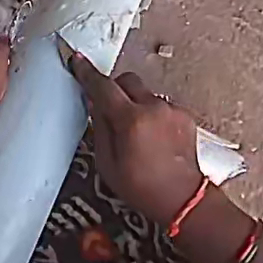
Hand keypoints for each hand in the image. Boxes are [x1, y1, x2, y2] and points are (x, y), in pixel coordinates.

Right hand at [70, 52, 202, 222]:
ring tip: (134, 132)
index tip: (78, 62)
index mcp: (131, 120)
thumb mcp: (107, 162)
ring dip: (134, 103)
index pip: (103, 87)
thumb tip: (95, 104)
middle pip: (127, 80)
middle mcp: (154, 109)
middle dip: (114, 89)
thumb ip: (99, 127)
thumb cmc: (141, 187)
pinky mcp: (184, 116)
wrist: (182, 200)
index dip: (87, 73)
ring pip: (144, 93)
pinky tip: (151, 137)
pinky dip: (151, 113)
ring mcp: (172, 111)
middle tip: (108, 108)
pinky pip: (160, 105)